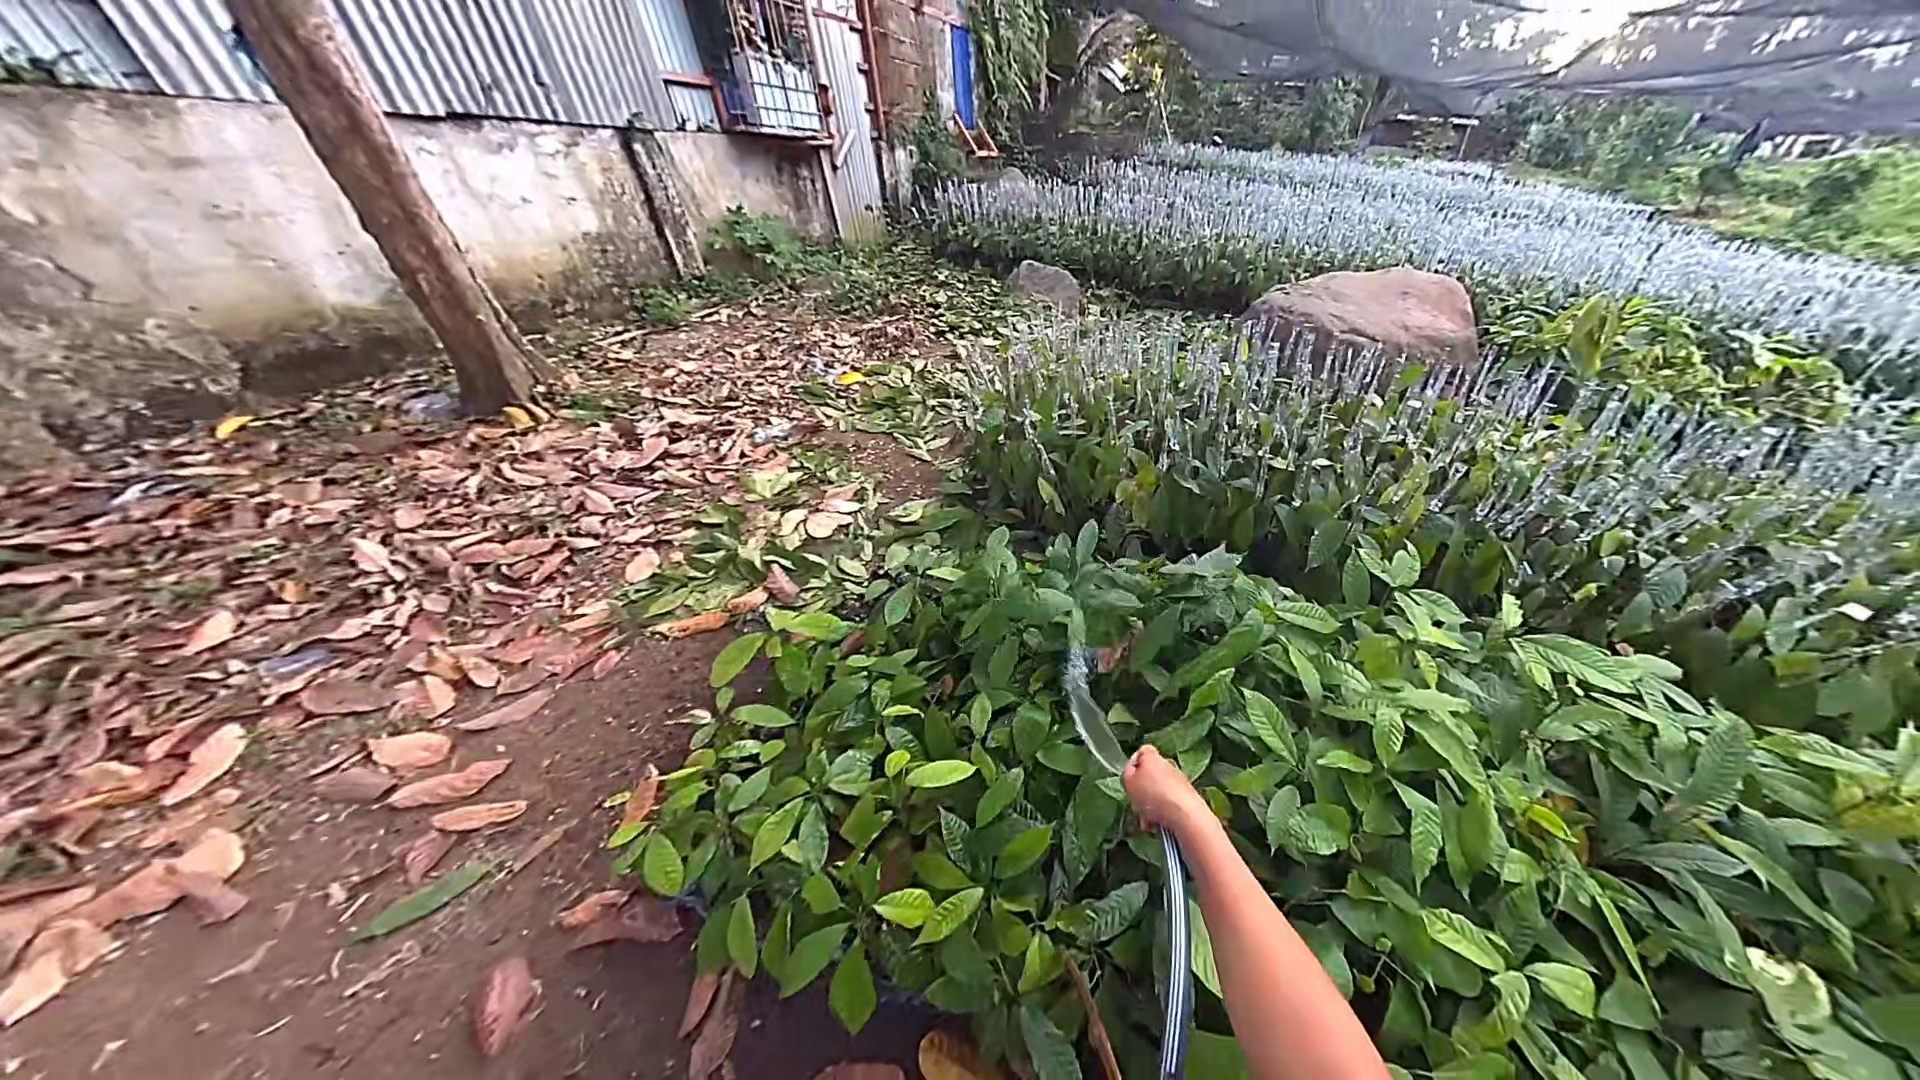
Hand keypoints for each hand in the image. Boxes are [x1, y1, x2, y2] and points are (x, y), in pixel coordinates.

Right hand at [1122, 745, 1210, 834]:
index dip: (1133, 764)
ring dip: (1150, 806)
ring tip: (1146, 822)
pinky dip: (1163, 813)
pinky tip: (1157, 826)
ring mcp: (1181, 782)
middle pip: (1150, 775)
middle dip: (1141, 791)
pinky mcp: (1189, 799)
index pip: (1142, 751)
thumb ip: (1126, 775)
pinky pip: (1170, 804)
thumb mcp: (1129, 783)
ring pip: (1159, 792)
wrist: (1186, 816)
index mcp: (1153, 757)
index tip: (1129, 778)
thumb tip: (1131, 773)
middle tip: (1136, 805)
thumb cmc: (1153, 795)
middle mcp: (1168, 766)